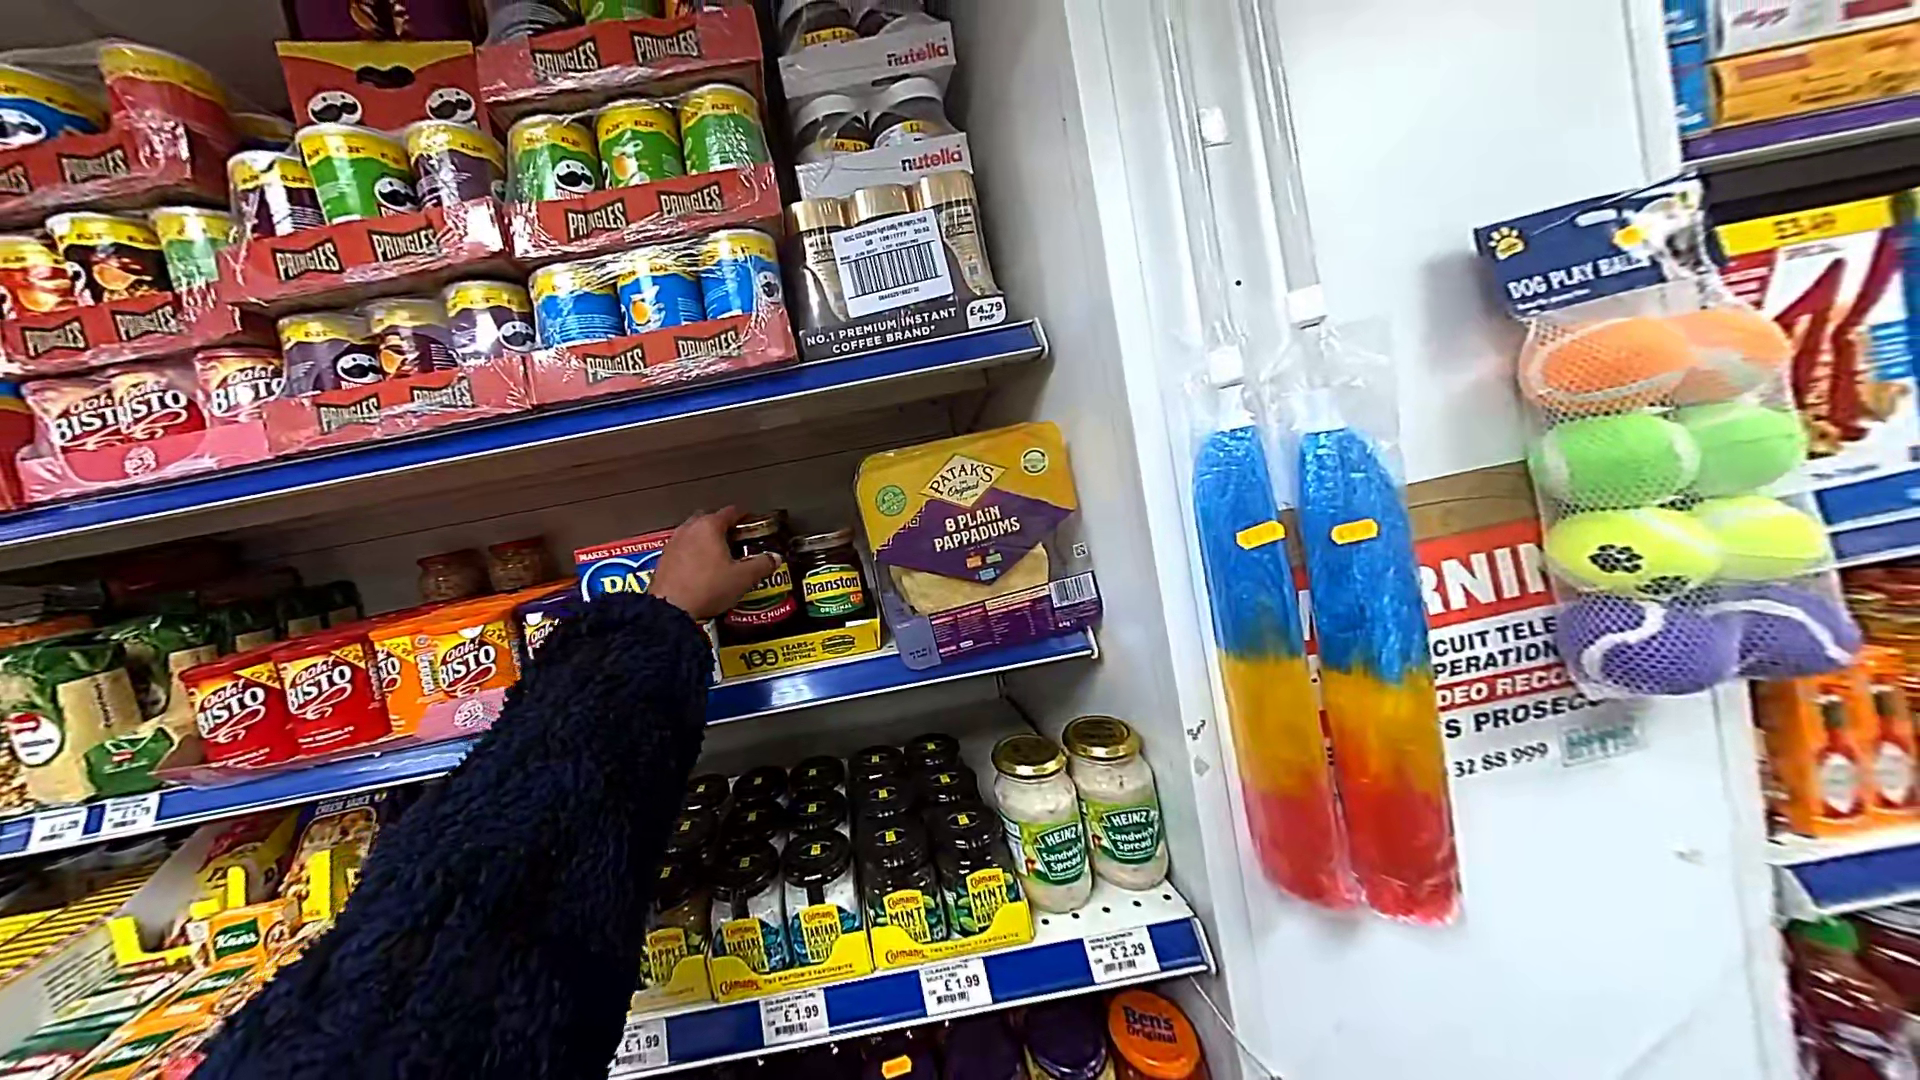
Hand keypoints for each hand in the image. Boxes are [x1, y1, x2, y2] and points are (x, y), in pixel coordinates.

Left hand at [647, 507, 781, 620]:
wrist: (671, 610)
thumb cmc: (707, 588)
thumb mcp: (743, 577)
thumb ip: (762, 564)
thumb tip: (774, 558)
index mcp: (710, 526)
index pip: (731, 512)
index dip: (745, 517)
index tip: (752, 524)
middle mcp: (689, 529)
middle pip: (710, 519)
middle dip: (724, 527)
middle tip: (737, 540)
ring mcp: (673, 543)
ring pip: (694, 533)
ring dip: (706, 539)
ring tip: (720, 554)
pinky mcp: (664, 559)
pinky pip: (682, 549)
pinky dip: (693, 553)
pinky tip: (702, 568)